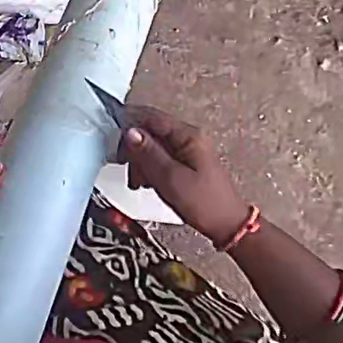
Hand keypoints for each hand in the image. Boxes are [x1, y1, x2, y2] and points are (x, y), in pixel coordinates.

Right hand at [121, 106, 250, 242]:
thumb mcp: (170, 178)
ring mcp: (187, 151)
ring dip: (140, 161)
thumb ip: (148, 153)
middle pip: (150, 131)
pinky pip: (159, 158)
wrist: (226, 226)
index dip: (129, 125)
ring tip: (139, 179)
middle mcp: (188, 139)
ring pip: (152, 145)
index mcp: (187, 136)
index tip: (115, 139)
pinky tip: (147, 182)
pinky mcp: (184, 163)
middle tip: (126, 163)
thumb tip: (130, 133)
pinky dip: (149, 168)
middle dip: (134, 148)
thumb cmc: (205, 204)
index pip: (150, 117)